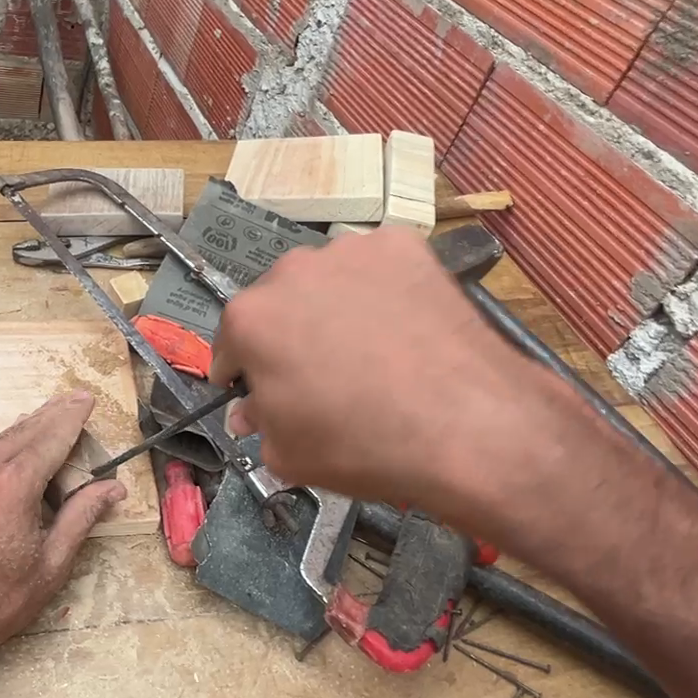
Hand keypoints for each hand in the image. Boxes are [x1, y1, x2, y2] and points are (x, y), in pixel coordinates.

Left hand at [0, 391, 126, 678]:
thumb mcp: (49, 566)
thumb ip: (80, 518)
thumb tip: (113, 488)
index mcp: (13, 485)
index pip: (51, 438)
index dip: (72, 417)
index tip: (88, 399)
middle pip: (24, 430)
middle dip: (52, 413)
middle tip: (74, 398)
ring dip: (27, 427)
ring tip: (49, 417)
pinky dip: (3, 446)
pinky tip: (12, 450)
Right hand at [210, 227, 585, 538]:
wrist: (467, 424)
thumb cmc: (362, 444)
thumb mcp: (286, 453)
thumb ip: (257, 421)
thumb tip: (252, 408)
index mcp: (249, 318)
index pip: (230, 344)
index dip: (244, 373)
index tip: (261, 391)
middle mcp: (289, 270)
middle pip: (277, 305)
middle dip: (289, 335)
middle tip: (321, 374)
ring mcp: (349, 251)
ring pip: (326, 281)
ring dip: (332, 307)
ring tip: (369, 349)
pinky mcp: (402, 244)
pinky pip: (376, 267)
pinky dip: (381, 289)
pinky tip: (402, 326)